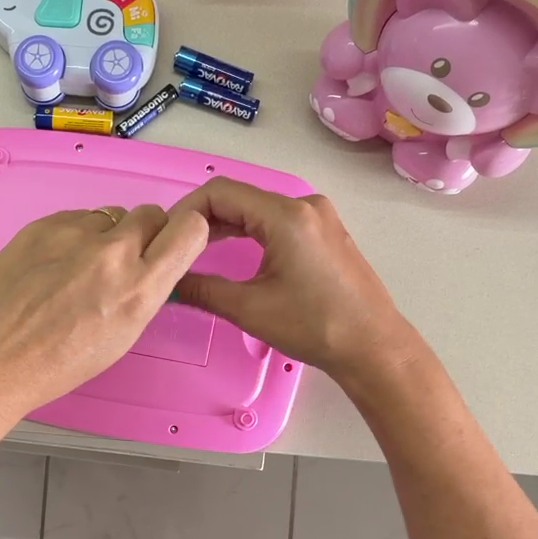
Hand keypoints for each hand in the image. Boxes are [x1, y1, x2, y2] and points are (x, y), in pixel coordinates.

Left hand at [0, 204, 209, 417]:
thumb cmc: (53, 365)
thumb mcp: (120, 339)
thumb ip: (143, 294)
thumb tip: (150, 268)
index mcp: (138, 290)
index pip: (188, 230)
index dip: (185, 233)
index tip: (174, 243)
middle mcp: (111, 254)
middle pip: (150, 215)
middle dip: (144, 234)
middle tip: (122, 263)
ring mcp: (73, 234)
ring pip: (109, 216)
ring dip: (104, 235)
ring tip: (77, 271)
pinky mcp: (42, 225)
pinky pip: (74, 218)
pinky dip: (71, 236)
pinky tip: (51, 268)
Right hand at [171, 179, 407, 377]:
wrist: (372, 346)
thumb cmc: (315, 326)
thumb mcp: (250, 309)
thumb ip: (203, 290)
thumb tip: (169, 283)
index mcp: (286, 216)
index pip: (220, 192)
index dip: (186, 210)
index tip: (165, 236)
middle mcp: (303, 205)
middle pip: (238, 197)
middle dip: (201, 218)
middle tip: (174, 246)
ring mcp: (317, 216)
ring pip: (256, 208)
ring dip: (223, 225)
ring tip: (194, 250)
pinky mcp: (323, 231)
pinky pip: (274, 219)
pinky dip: (247, 231)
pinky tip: (229, 251)